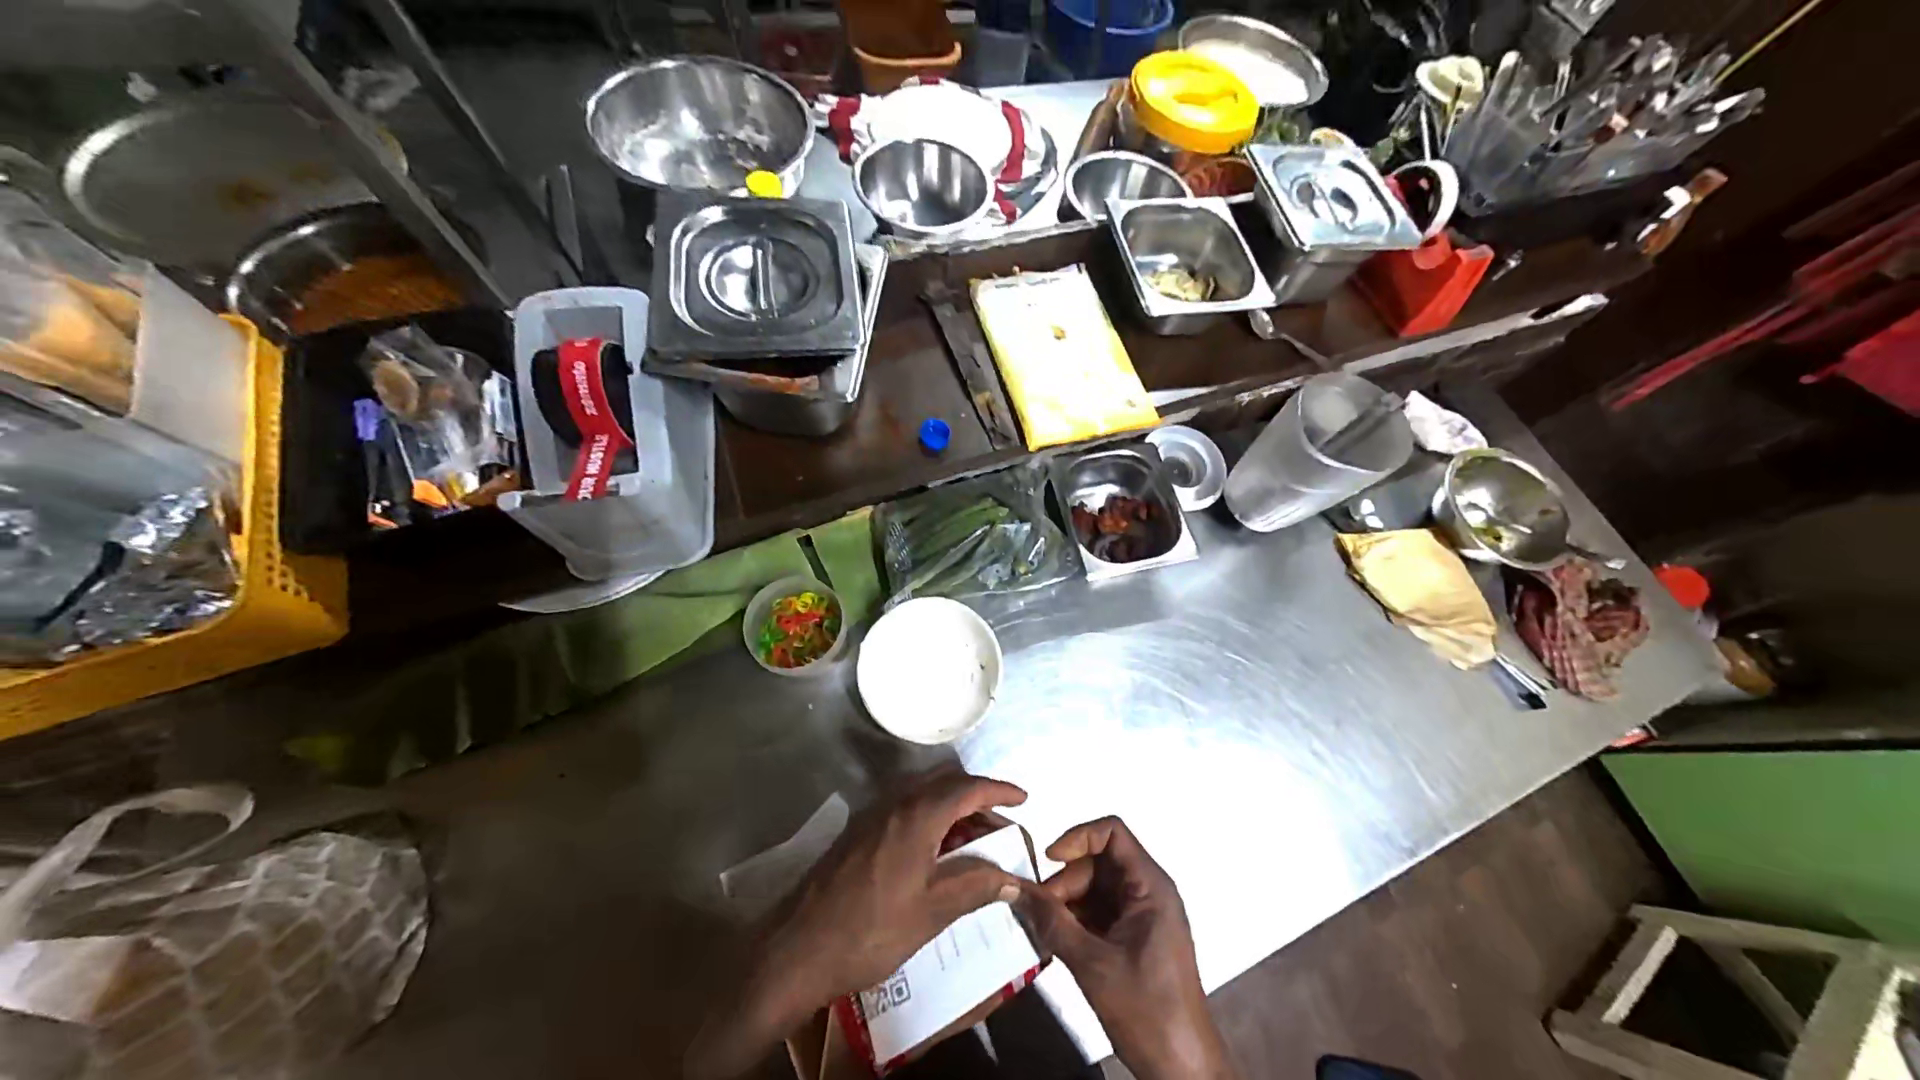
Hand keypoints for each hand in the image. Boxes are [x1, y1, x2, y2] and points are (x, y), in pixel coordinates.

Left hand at [686, 771, 1027, 1078]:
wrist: (798, 948)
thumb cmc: (871, 931)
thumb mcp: (933, 912)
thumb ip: (976, 886)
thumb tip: (1014, 878)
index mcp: (917, 816)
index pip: (967, 788)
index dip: (999, 790)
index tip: (1023, 799)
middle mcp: (894, 803)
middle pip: (944, 782)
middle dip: (977, 796)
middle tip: (1000, 824)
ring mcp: (872, 814)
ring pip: (923, 793)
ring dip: (952, 806)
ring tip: (974, 839)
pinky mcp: (858, 830)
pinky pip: (904, 806)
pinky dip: (930, 816)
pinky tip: (937, 849)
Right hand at [1015, 817, 1238, 1079]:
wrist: (1182, 1069)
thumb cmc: (1147, 1011)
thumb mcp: (1093, 965)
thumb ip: (1053, 923)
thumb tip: (1015, 889)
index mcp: (1150, 887)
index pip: (1112, 833)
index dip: (1078, 837)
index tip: (1049, 860)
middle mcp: (1147, 892)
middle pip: (1098, 862)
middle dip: (1065, 880)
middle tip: (1040, 911)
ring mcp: (1140, 915)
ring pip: (1094, 888)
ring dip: (1066, 902)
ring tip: (1044, 930)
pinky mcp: (1132, 937)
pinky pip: (1098, 911)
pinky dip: (1075, 920)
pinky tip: (1056, 941)